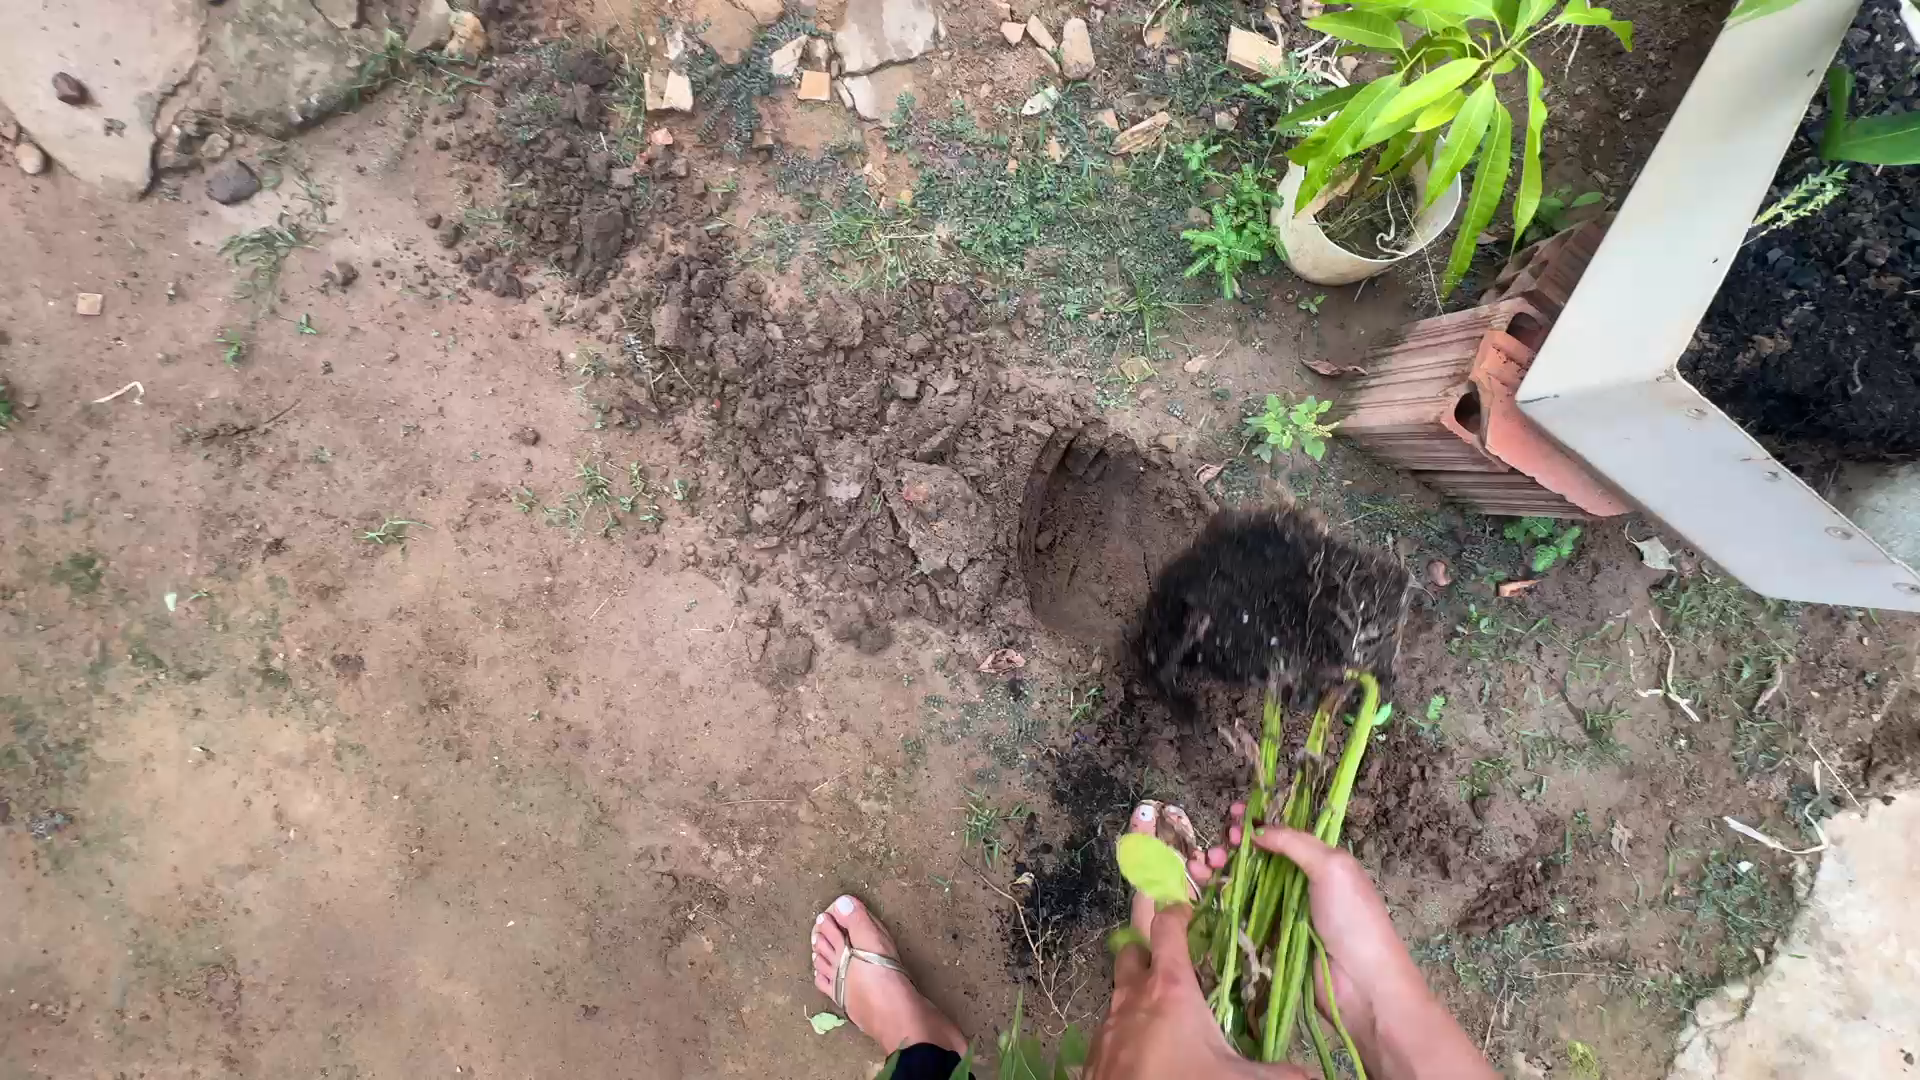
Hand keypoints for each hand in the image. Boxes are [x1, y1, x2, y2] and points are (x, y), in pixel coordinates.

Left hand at [1086, 902, 1307, 1079]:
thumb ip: (1280, 1074)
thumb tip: (1314, 1075)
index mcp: (1168, 988)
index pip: (1166, 927)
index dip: (1177, 913)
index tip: (1190, 912)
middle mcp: (1133, 996)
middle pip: (1132, 949)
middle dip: (1149, 949)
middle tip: (1174, 964)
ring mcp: (1109, 1023)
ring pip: (1120, 989)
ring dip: (1138, 993)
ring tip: (1165, 1015)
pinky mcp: (1096, 1051)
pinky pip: (1110, 1026)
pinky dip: (1126, 1029)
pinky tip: (1146, 1051)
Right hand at [1227, 807, 1497, 1079]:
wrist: (1363, 987)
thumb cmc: (1354, 921)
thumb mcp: (1332, 868)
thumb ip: (1293, 841)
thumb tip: (1255, 829)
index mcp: (1318, 859)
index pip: (1280, 831)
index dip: (1256, 820)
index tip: (1234, 814)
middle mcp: (1298, 879)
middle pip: (1256, 852)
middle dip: (1232, 842)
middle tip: (1221, 846)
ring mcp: (1281, 907)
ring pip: (1241, 876)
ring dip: (1218, 864)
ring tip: (1204, 864)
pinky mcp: (1267, 933)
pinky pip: (1237, 906)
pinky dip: (1216, 891)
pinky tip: (1202, 881)